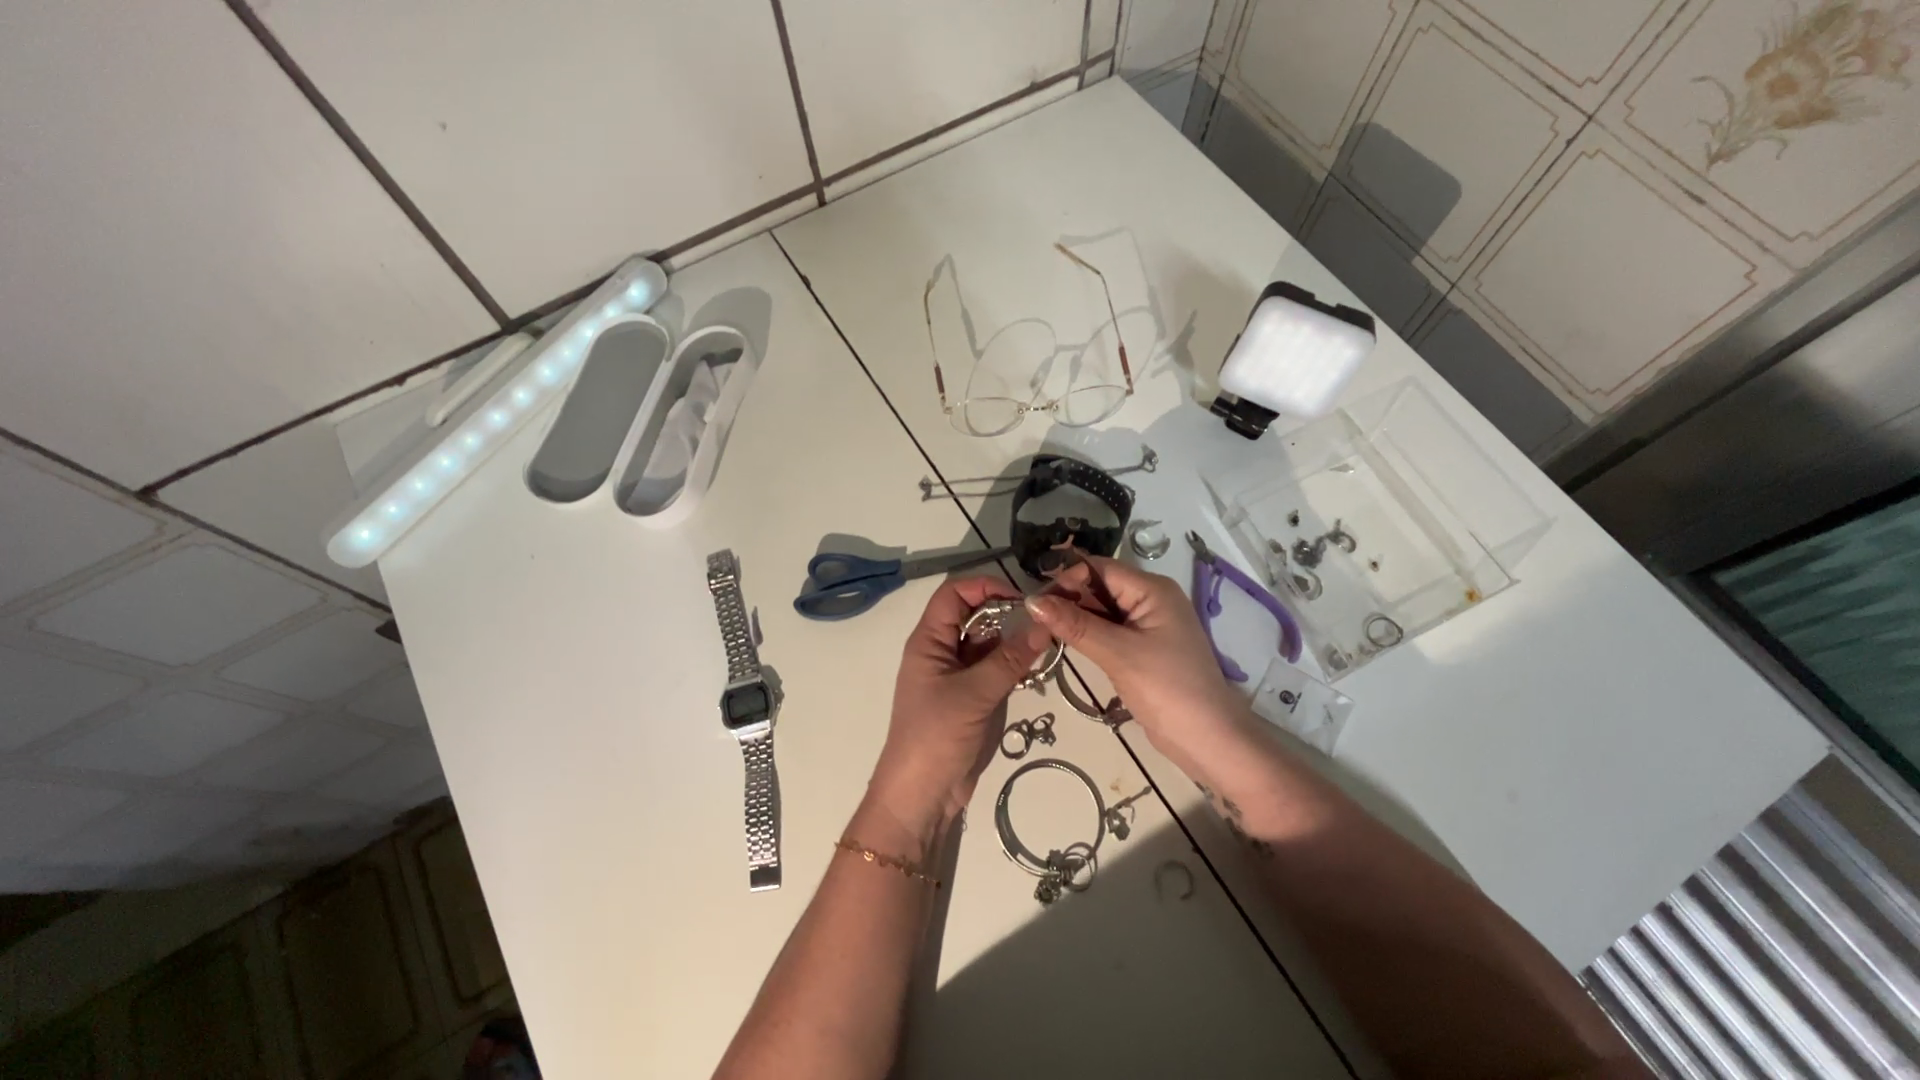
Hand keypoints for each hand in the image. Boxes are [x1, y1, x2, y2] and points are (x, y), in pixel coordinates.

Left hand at [864, 576, 1053, 851]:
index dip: (985, 586)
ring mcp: (956, 674)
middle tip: (1046, 617)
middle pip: (974, 614)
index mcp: (928, 641)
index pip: (953, 594)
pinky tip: (1040, 662)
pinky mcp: (971, 696)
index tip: (1021, 598)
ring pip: (987, 641)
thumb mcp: (975, 694)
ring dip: (1014, 637)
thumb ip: (1011, 658)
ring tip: (1050, 637)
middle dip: (1007, 611)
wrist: (922, 795)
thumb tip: (1045, 624)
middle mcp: (941, 651)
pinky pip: (994, 667)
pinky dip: (1015, 661)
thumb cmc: (937, 737)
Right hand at [1024, 556, 1250, 761]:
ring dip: (1073, 619)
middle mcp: (1150, 600)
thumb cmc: (1166, 688)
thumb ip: (1075, 625)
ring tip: (1040, 633)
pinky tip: (1063, 643)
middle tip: (1032, 622)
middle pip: (1099, 587)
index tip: (1035, 603)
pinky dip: (1086, 635)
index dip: (1066, 580)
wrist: (1206, 738)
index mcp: (1152, 590)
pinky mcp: (1142, 648)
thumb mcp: (1117, 654)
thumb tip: (1032, 601)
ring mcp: (1147, 625)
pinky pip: (1108, 631)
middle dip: (1066, 600)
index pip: (1100, 569)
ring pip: (1100, 610)